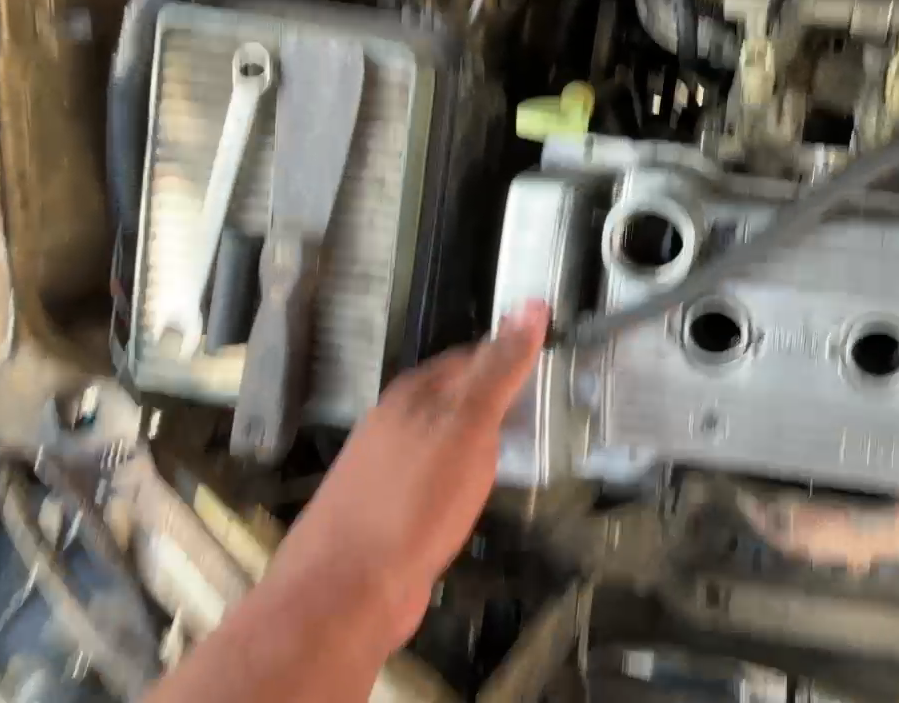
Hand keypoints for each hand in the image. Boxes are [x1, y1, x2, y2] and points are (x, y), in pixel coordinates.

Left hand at [262, 302, 549, 644]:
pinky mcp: (389, 506)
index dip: (514, 358)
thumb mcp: (469, 424)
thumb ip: (500, 367)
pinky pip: (440, 472)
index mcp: (415, 392)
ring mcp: (388, 465)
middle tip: (550, 410)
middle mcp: (397, 420)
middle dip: (502, 398)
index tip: (553, 370)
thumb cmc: (415, 499)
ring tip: (527, 448)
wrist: (344, 593)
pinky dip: (468, 472)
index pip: (475, 354)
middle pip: (461, 394)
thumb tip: (533, 305)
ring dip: (487, 437)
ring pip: (450, 435)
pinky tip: (483, 489)